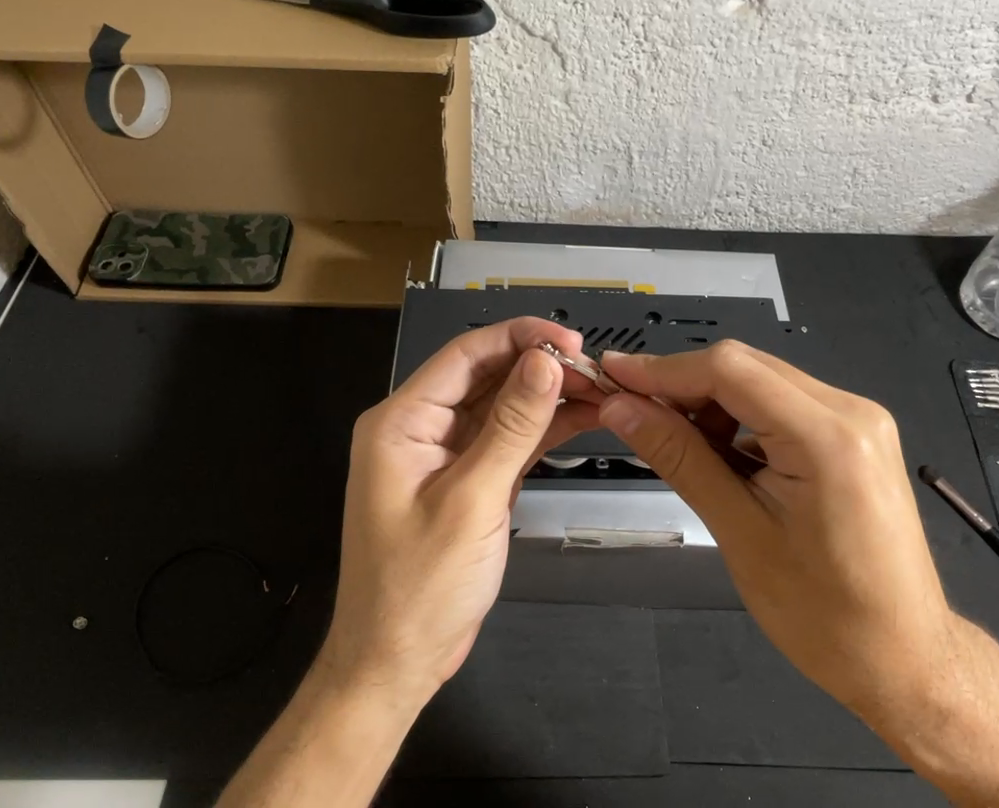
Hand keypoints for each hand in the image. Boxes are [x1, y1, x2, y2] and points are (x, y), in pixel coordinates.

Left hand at [317, 318, 602, 704]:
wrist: (397, 661)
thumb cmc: (420, 586)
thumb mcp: (471, 500)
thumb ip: (511, 427)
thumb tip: (546, 362)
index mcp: (401, 421)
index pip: (464, 355)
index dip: (519, 337)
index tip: (571, 340)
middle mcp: (420, 428)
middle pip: (486, 377)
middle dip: (540, 368)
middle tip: (597, 370)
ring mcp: (445, 455)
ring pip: (502, 407)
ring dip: (548, 398)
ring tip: (601, 391)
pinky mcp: (468, 480)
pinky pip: (508, 441)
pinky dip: (543, 431)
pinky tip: (583, 419)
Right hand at [597, 342, 953, 718]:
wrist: (902, 658)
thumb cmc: (822, 612)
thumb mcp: (739, 531)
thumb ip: (679, 457)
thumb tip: (620, 408)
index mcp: (828, 435)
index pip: (729, 370)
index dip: (662, 368)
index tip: (610, 376)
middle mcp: (851, 411)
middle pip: (746, 367)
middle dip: (682, 384)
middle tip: (628, 409)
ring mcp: (859, 421)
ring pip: (763, 382)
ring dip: (710, 402)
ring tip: (671, 440)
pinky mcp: (856, 437)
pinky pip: (784, 406)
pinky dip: (741, 419)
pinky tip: (716, 452)